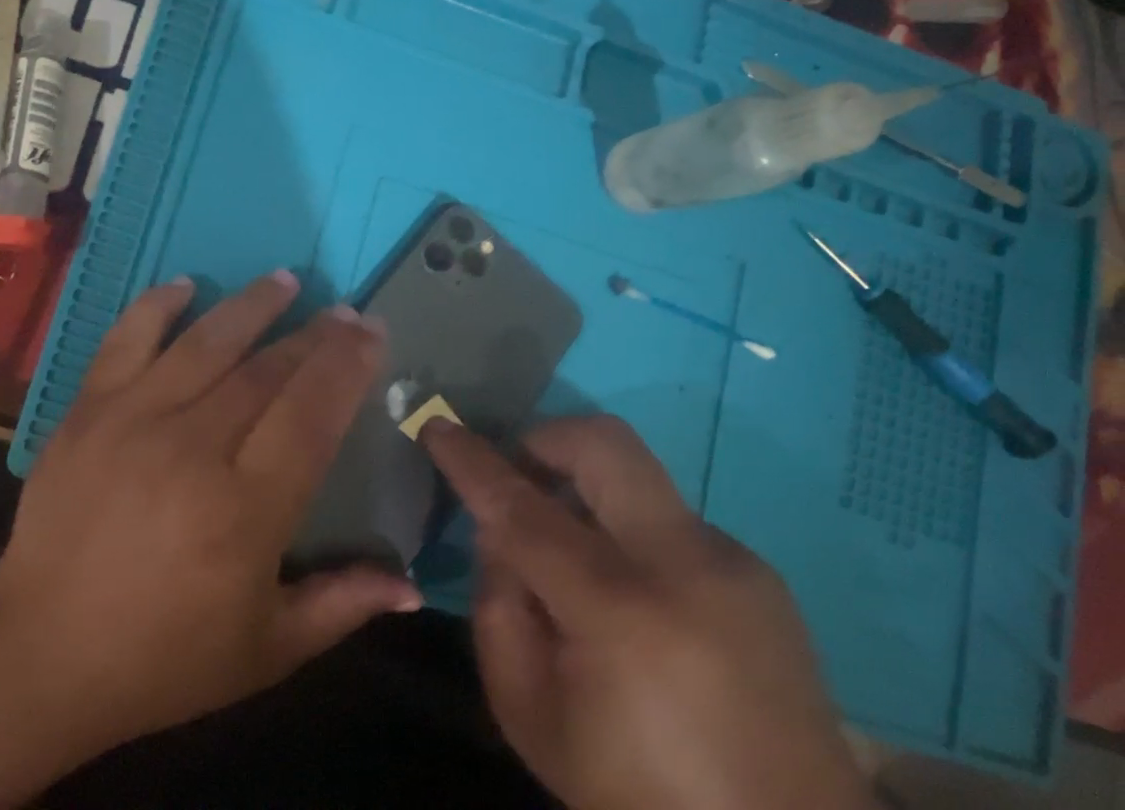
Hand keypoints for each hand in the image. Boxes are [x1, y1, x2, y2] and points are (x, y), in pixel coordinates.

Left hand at [0, 271, 421, 751]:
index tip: (372, 331)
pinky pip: (125, 341)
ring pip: (203, 342)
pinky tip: (184, 285)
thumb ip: (342, 605)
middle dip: (311, 335)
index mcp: (246, 509)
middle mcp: (192, 448)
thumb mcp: (267, 650)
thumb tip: (413, 583)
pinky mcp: (83, 414)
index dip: (346, 365)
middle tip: (341, 312)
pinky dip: (156, 306)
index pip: (312, 413)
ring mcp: (130, 422)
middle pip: (264, 371)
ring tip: (284, 281)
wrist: (42, 652)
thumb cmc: (162, 660)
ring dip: (249, 306)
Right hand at [424, 415, 877, 809]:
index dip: (471, 460)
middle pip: (605, 446)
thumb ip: (499, 607)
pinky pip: (670, 525)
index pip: (524, 508)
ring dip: (586, 495)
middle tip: (512, 473)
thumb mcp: (527, 710)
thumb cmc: (634, 788)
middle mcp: (687, 564)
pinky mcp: (760, 576)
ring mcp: (734, 564)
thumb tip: (500, 534)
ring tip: (569, 561)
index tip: (437, 425)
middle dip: (543, 438)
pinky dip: (627, 535)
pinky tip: (629, 600)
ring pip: (638, 482)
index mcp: (620, 609)